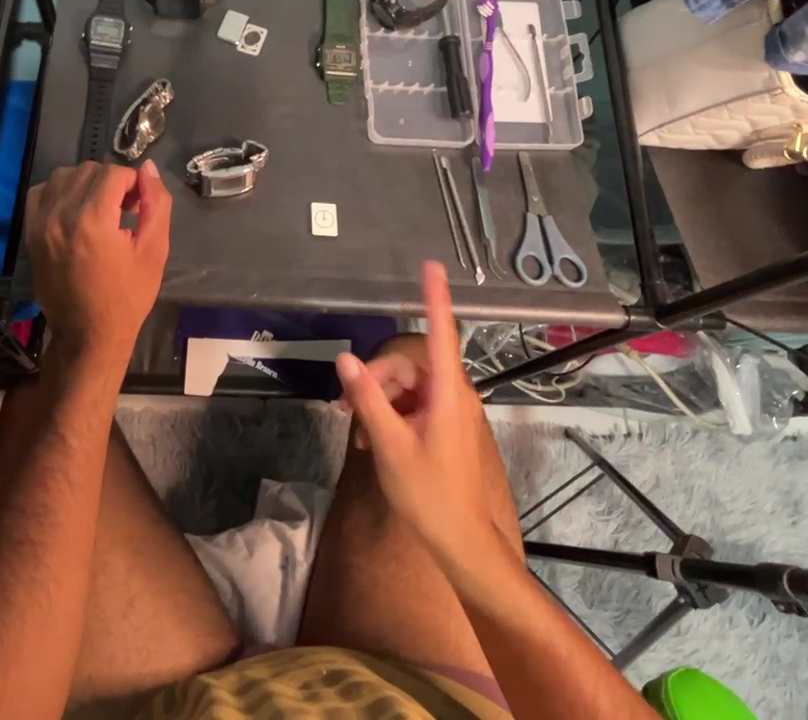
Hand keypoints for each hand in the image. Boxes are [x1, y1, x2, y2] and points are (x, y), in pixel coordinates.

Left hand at [25, 160, 171, 383]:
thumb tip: (148, 169)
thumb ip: (156, 204)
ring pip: (64, 176)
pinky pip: (42, 192)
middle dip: (112, 182)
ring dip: (86, 184)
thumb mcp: (154, 250)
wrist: (88, 334)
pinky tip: (76, 212)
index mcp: (93, 220)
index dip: (134, 183)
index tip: (140, 204)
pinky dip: (60, 192)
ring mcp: (40, 223)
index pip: (114, 173)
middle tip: (126, 209)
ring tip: (101, 210)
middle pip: (89, 170)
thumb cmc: (128, 296)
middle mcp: (60, 215)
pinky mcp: (30, 232)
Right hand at [335, 262, 518, 572]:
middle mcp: (454, 394)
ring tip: (359, 431)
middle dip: (378, 376)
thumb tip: (346, 359)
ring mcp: (451, 410)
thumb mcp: (391, 446)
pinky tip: (374, 440)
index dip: (435, 299)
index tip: (432, 266)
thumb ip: (368, 400)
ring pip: (409, 384)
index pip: (442, 334)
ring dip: (380, 399)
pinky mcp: (446, 425)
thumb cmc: (429, 494)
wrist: (461, 541)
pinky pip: (414, 403)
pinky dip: (392, 413)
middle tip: (348, 405)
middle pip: (411, 361)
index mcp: (448, 393)